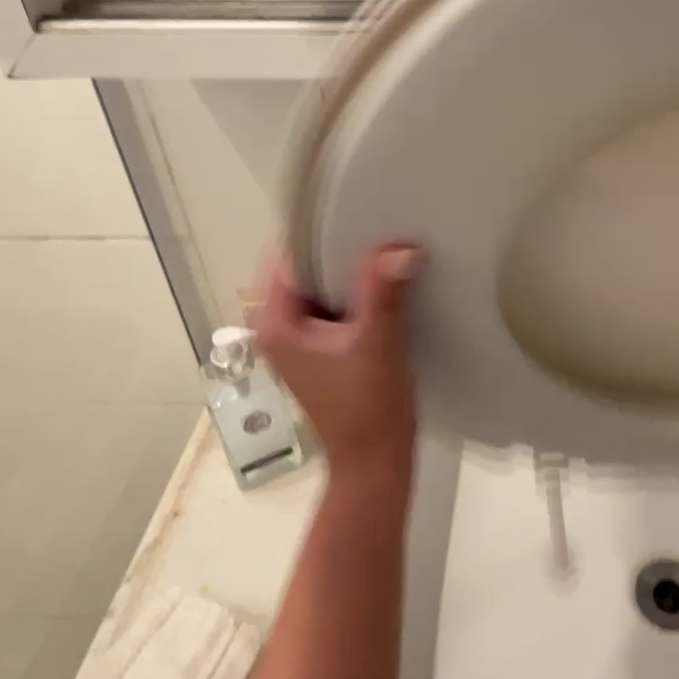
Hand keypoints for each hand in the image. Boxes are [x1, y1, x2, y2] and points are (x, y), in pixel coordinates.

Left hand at [254, 245, 422, 484]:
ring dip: (351, 275)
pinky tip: (388, 285)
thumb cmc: (368, 408)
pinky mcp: (321, 352)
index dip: (319, 234)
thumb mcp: (379, 344)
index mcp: (276, 325)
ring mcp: (300, 343)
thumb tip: (402, 247)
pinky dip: (358, 296)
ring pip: (322, 289)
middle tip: (378, 229)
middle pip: (305, 271)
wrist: (375, 464)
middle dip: (340, 252)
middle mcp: (279, 330)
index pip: (286, 258)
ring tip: (387, 252)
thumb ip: (385, 292)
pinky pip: (335, 308)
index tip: (355, 214)